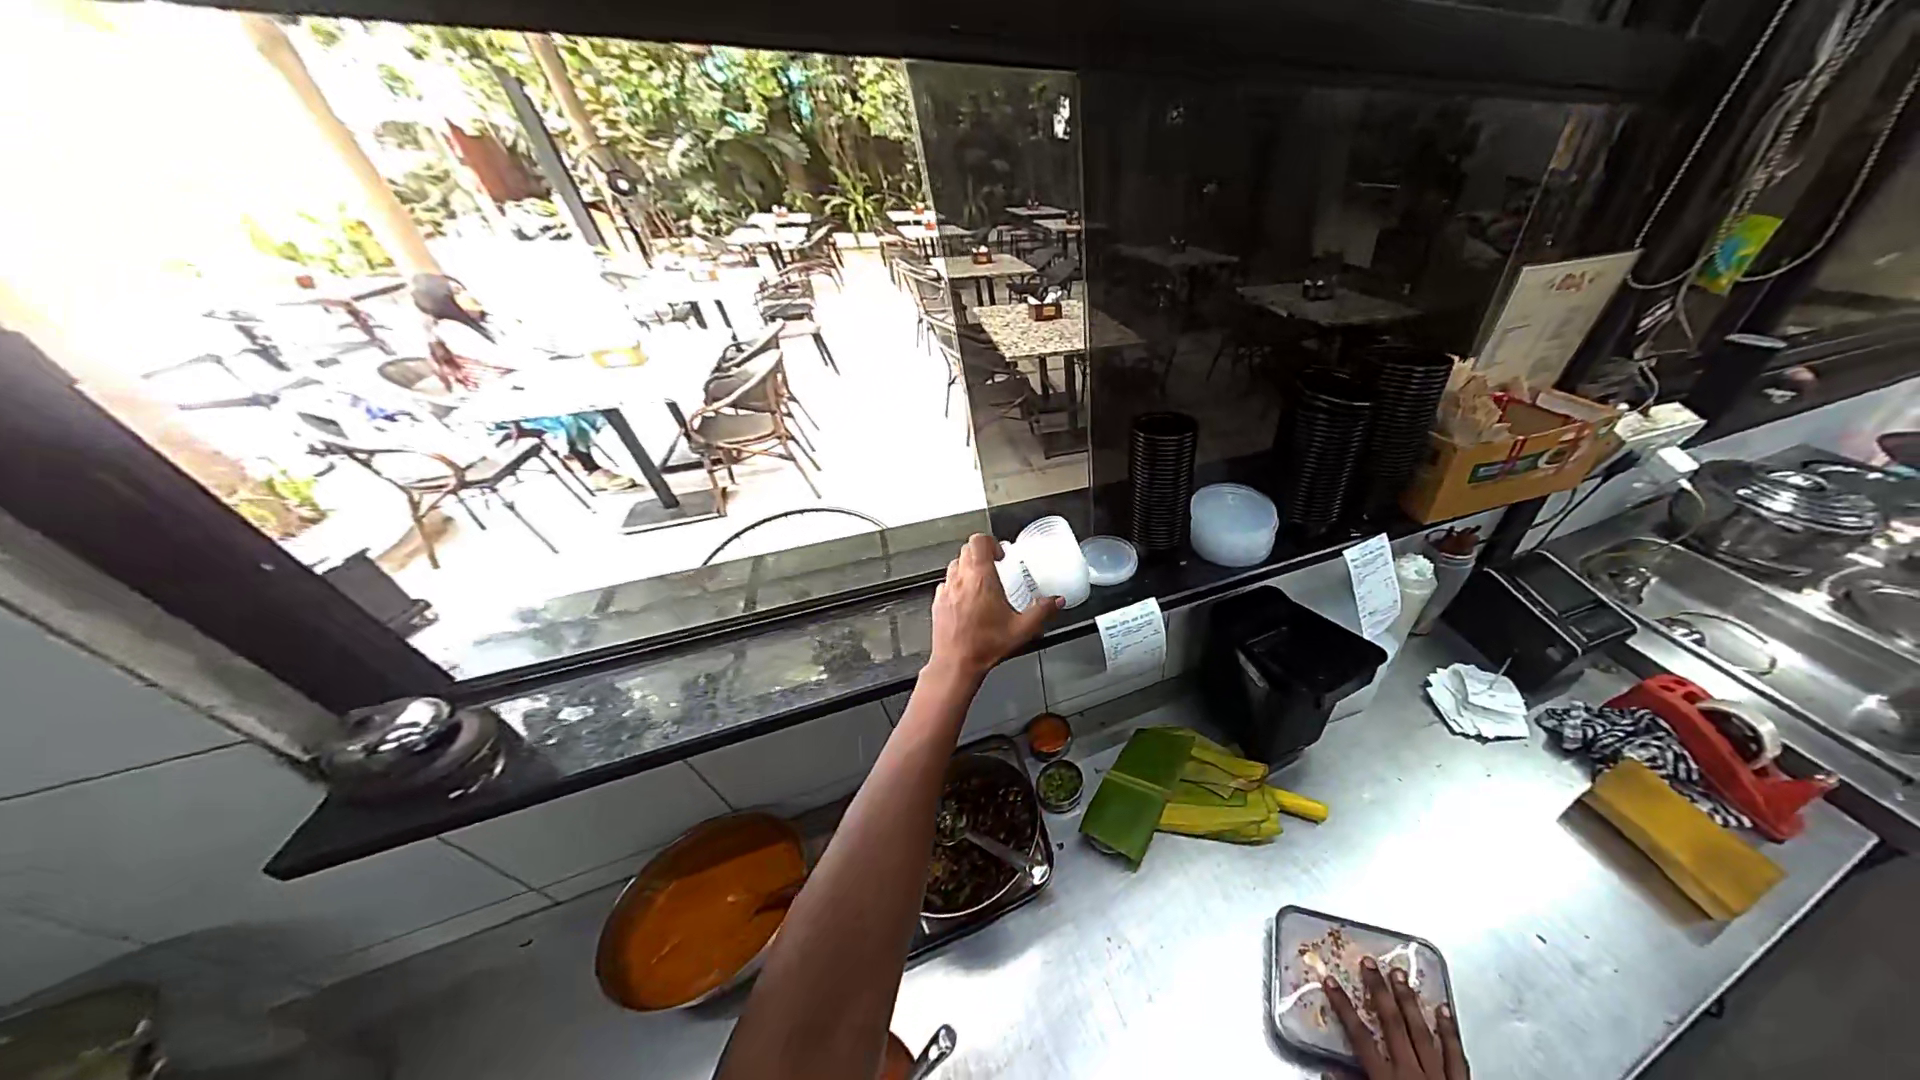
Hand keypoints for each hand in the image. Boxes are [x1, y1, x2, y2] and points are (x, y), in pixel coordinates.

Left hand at [929, 535, 1060, 681]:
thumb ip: (1042, 611)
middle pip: (966, 550)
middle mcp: (961, 580)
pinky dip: (956, 584)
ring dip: (968, 567)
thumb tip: (1056, 601)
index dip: (991, 542)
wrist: (956, 663)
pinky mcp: (938, 603)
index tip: (1001, 555)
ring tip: (982, 582)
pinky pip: (946, 583)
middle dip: (981, 554)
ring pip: (954, 565)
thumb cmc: (984, 646)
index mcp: (981, 579)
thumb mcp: (1022, 629)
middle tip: (994, 566)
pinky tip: (967, 600)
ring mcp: (946, 590)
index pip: (978, 541)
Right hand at [1324, 957, 1468, 1079]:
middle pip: (1392, 1025)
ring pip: (1422, 1033)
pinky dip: (1450, 1032)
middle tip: (1370, 963)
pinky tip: (1444, 1010)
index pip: (1359, 1037)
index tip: (1330, 980)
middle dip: (1379, 992)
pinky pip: (1457, 1057)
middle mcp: (1412, 1073)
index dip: (1343, 1007)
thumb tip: (1325, 1072)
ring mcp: (1440, 1079)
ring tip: (1401, 974)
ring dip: (1410, 1001)